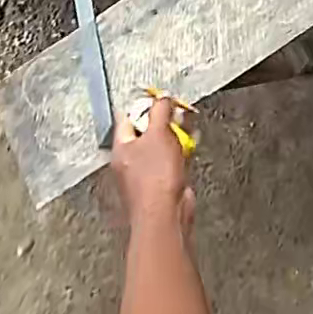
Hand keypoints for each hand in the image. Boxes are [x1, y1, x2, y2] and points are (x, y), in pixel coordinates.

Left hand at [113, 97, 194, 233]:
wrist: (165, 215)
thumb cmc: (155, 178)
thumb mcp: (159, 132)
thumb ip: (160, 111)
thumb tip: (163, 98)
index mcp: (122, 147)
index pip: (128, 117)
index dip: (144, 105)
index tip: (160, 98)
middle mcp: (130, 161)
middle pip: (146, 132)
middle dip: (163, 121)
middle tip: (177, 113)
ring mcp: (145, 174)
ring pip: (160, 147)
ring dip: (175, 136)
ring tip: (188, 128)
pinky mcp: (161, 185)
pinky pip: (170, 162)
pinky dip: (180, 153)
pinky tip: (190, 149)